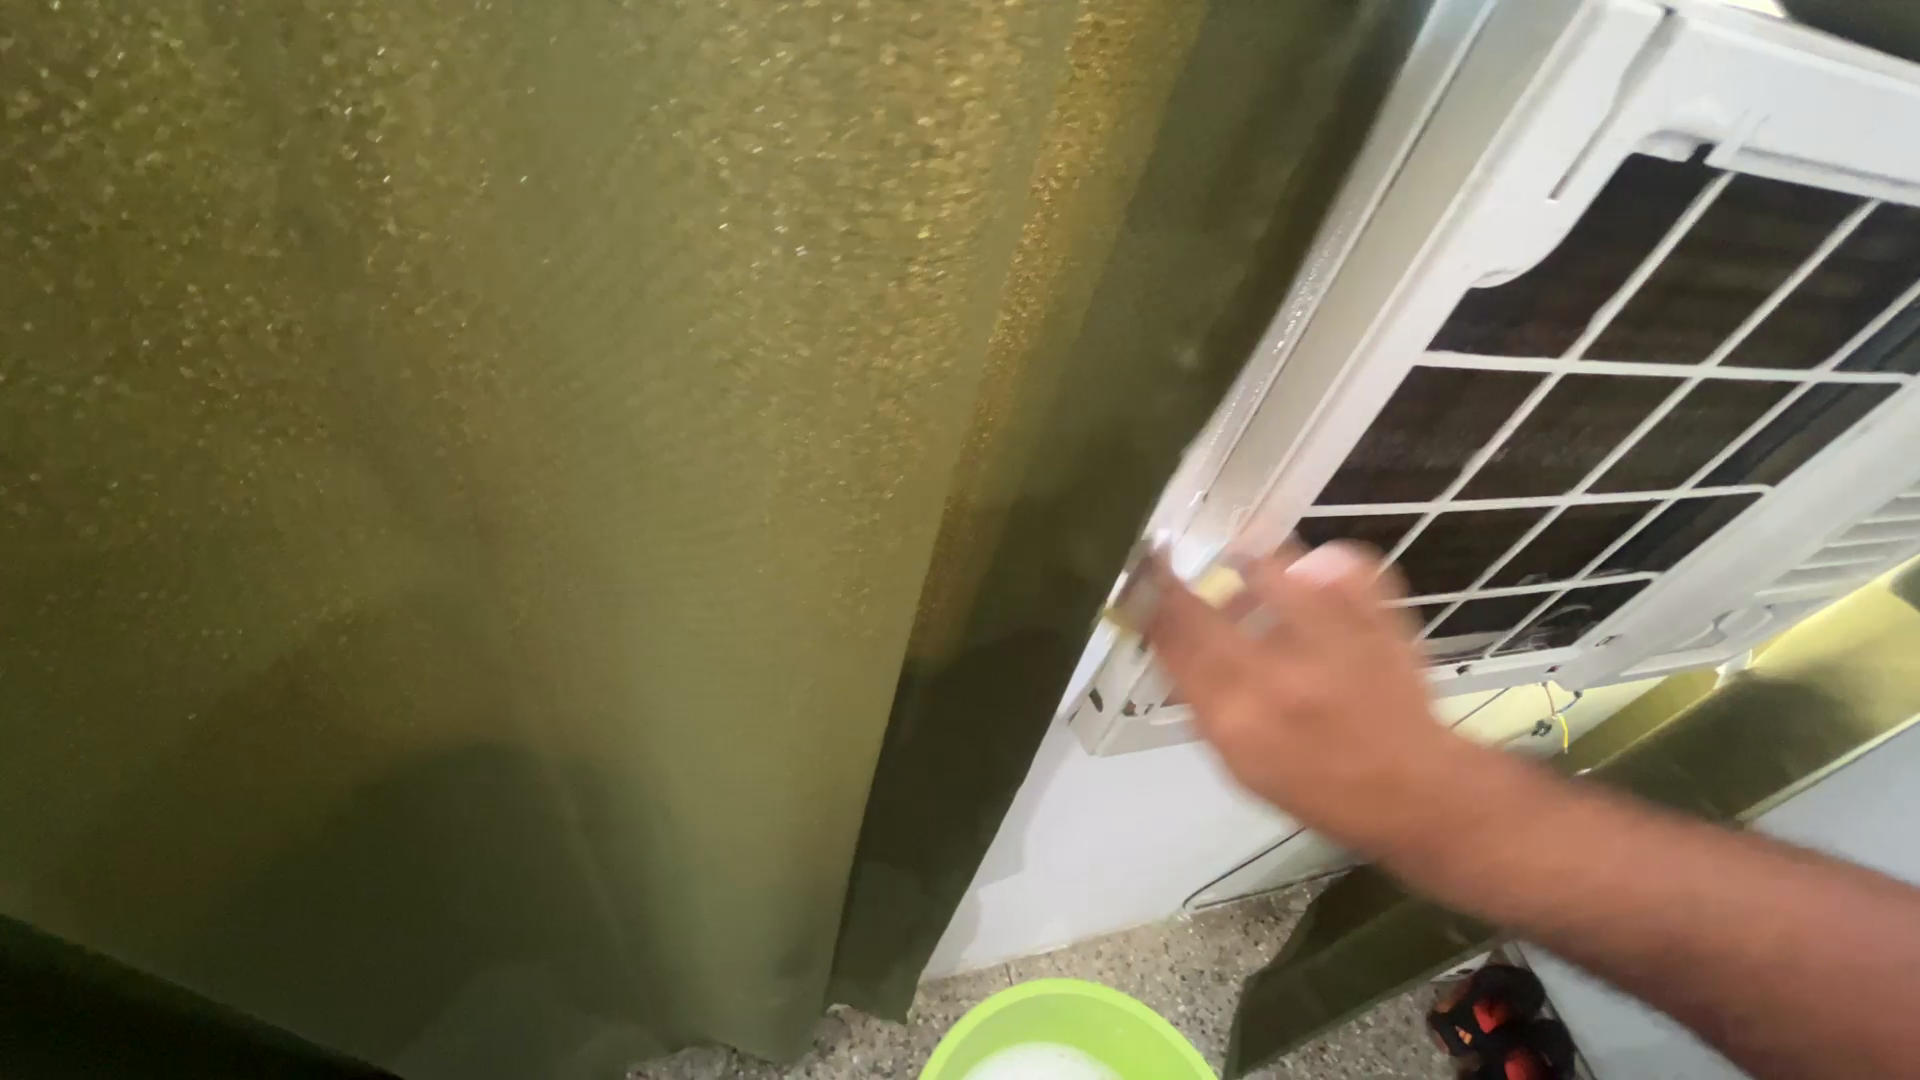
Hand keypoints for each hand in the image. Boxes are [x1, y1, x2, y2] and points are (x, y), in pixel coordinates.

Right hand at [1143, 542, 1491, 857]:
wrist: (1417, 793)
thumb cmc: (1318, 786)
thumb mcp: (1240, 763)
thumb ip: (1200, 702)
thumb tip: (1167, 644)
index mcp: (1239, 717)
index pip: (1171, 644)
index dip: (1146, 605)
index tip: (1135, 584)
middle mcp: (1279, 674)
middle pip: (1201, 608)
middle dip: (1170, 580)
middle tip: (1162, 564)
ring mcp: (1334, 641)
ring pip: (1268, 568)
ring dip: (1244, 565)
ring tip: (1242, 567)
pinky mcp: (1380, 621)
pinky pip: (1342, 564)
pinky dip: (1320, 563)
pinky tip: (1309, 575)